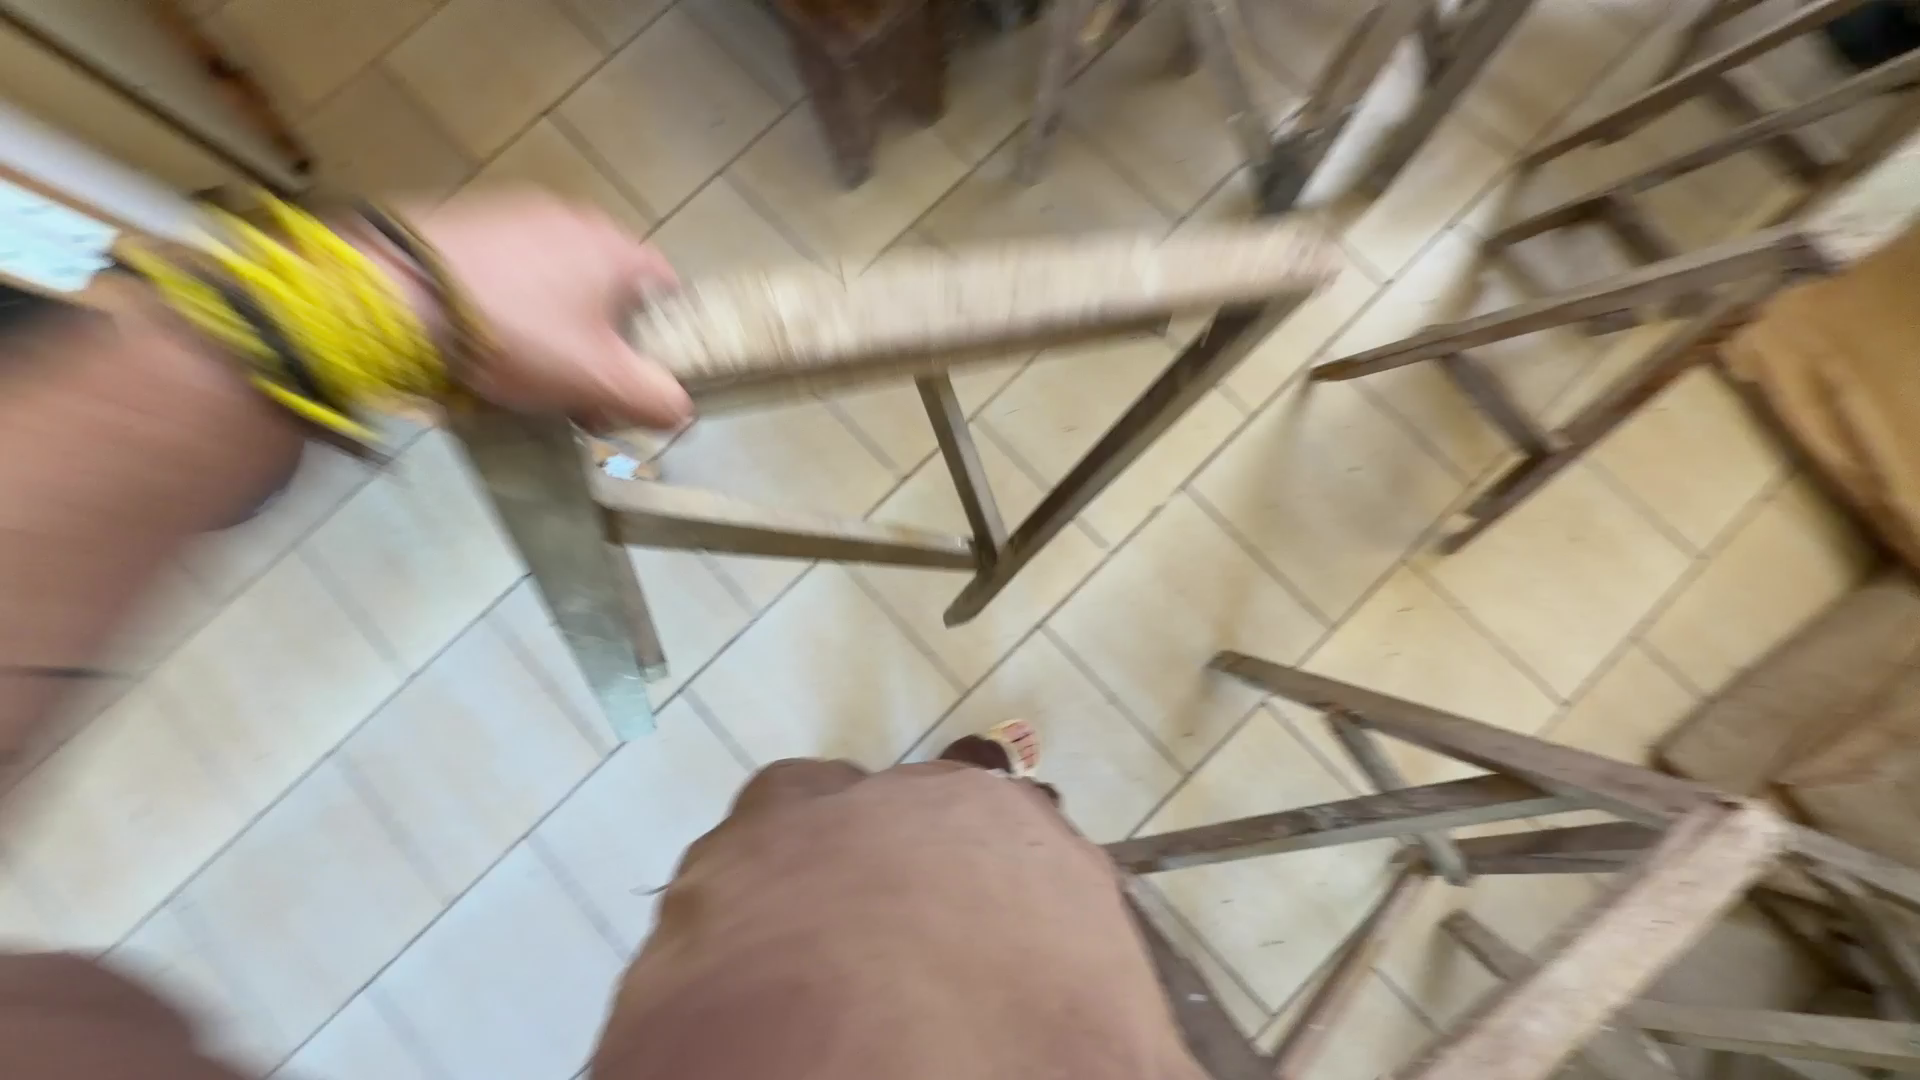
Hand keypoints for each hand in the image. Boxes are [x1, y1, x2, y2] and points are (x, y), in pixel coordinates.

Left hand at [392, 189, 692, 430]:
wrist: (389, 294)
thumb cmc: (518, 335)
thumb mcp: (602, 381)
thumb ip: (657, 398)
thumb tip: (681, 408)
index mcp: (614, 247)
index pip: (668, 290)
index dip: (665, 337)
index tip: (642, 374)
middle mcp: (571, 217)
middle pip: (612, 291)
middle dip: (606, 340)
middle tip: (585, 385)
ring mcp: (512, 213)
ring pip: (561, 282)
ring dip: (559, 326)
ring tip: (529, 370)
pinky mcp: (461, 220)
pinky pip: (510, 272)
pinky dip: (512, 306)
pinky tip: (486, 339)